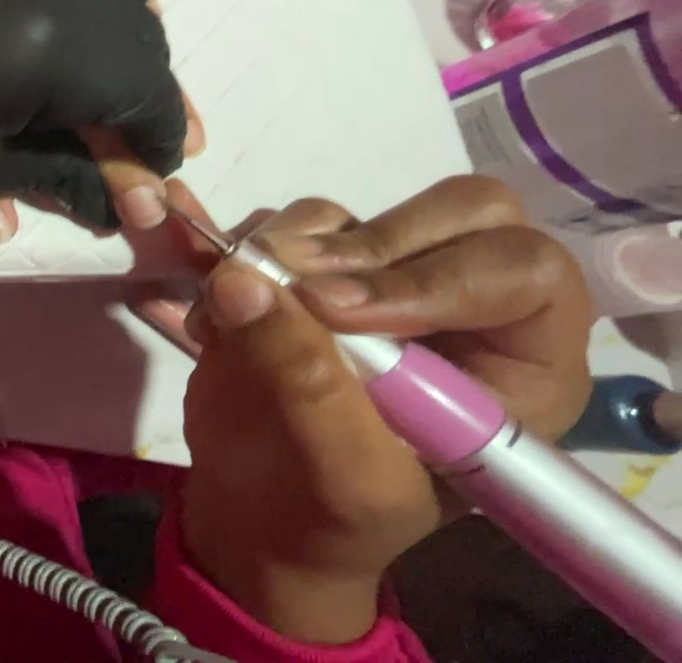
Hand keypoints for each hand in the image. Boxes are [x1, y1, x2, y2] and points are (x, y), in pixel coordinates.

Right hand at [174, 177, 592, 642]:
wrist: (253, 506)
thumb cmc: (326, 511)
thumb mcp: (342, 471)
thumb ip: (305, 380)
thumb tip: (239, 279)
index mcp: (516, 362)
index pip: (515, 271)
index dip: (428, 276)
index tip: (328, 310)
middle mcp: (455, 305)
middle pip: (452, 213)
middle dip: (361, 245)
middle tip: (289, 285)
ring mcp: (366, 282)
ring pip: (340, 216)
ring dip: (277, 249)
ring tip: (228, 308)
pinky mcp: (293, 274)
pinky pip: (268, 229)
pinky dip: (228, 252)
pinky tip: (209, 309)